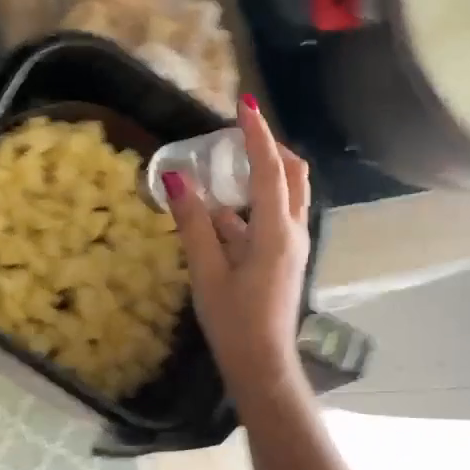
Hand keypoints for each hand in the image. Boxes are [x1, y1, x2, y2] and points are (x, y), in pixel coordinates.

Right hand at [163, 97, 311, 388]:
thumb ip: (192, 223)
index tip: (243, 104)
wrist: (261, 365)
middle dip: (269, 146)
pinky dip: (248, 203)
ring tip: (224, 162)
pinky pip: (270, 217)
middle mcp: (293, 232)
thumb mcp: (206, 270)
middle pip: (293, 175)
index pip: (271, 170)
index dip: (257, 134)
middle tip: (238, 131)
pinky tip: (216, 211)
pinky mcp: (281, 258)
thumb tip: (176, 178)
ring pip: (285, 195)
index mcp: (277, 232)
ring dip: (261, 172)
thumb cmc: (233, 321)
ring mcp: (290, 246)